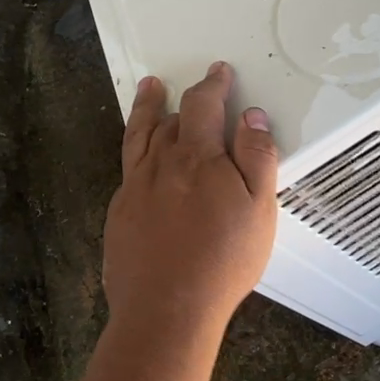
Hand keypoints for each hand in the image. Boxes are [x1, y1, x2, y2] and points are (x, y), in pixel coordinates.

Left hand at [101, 62, 277, 334]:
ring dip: (147, 110)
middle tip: (192, 83)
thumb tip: (252, 116)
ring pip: (140, 138)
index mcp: (197, 157)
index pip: (204, 106)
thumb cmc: (224, 258)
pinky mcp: (120, 214)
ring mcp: (134, 189)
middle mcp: (160, 164)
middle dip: (184, 97)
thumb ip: (257, 157)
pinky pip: (129, 168)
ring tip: (148, 90)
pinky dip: (138, 148)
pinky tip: (143, 156)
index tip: (220, 71)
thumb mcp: (259, 208)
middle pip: (169, 118)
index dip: (213, 85)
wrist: (166, 309)